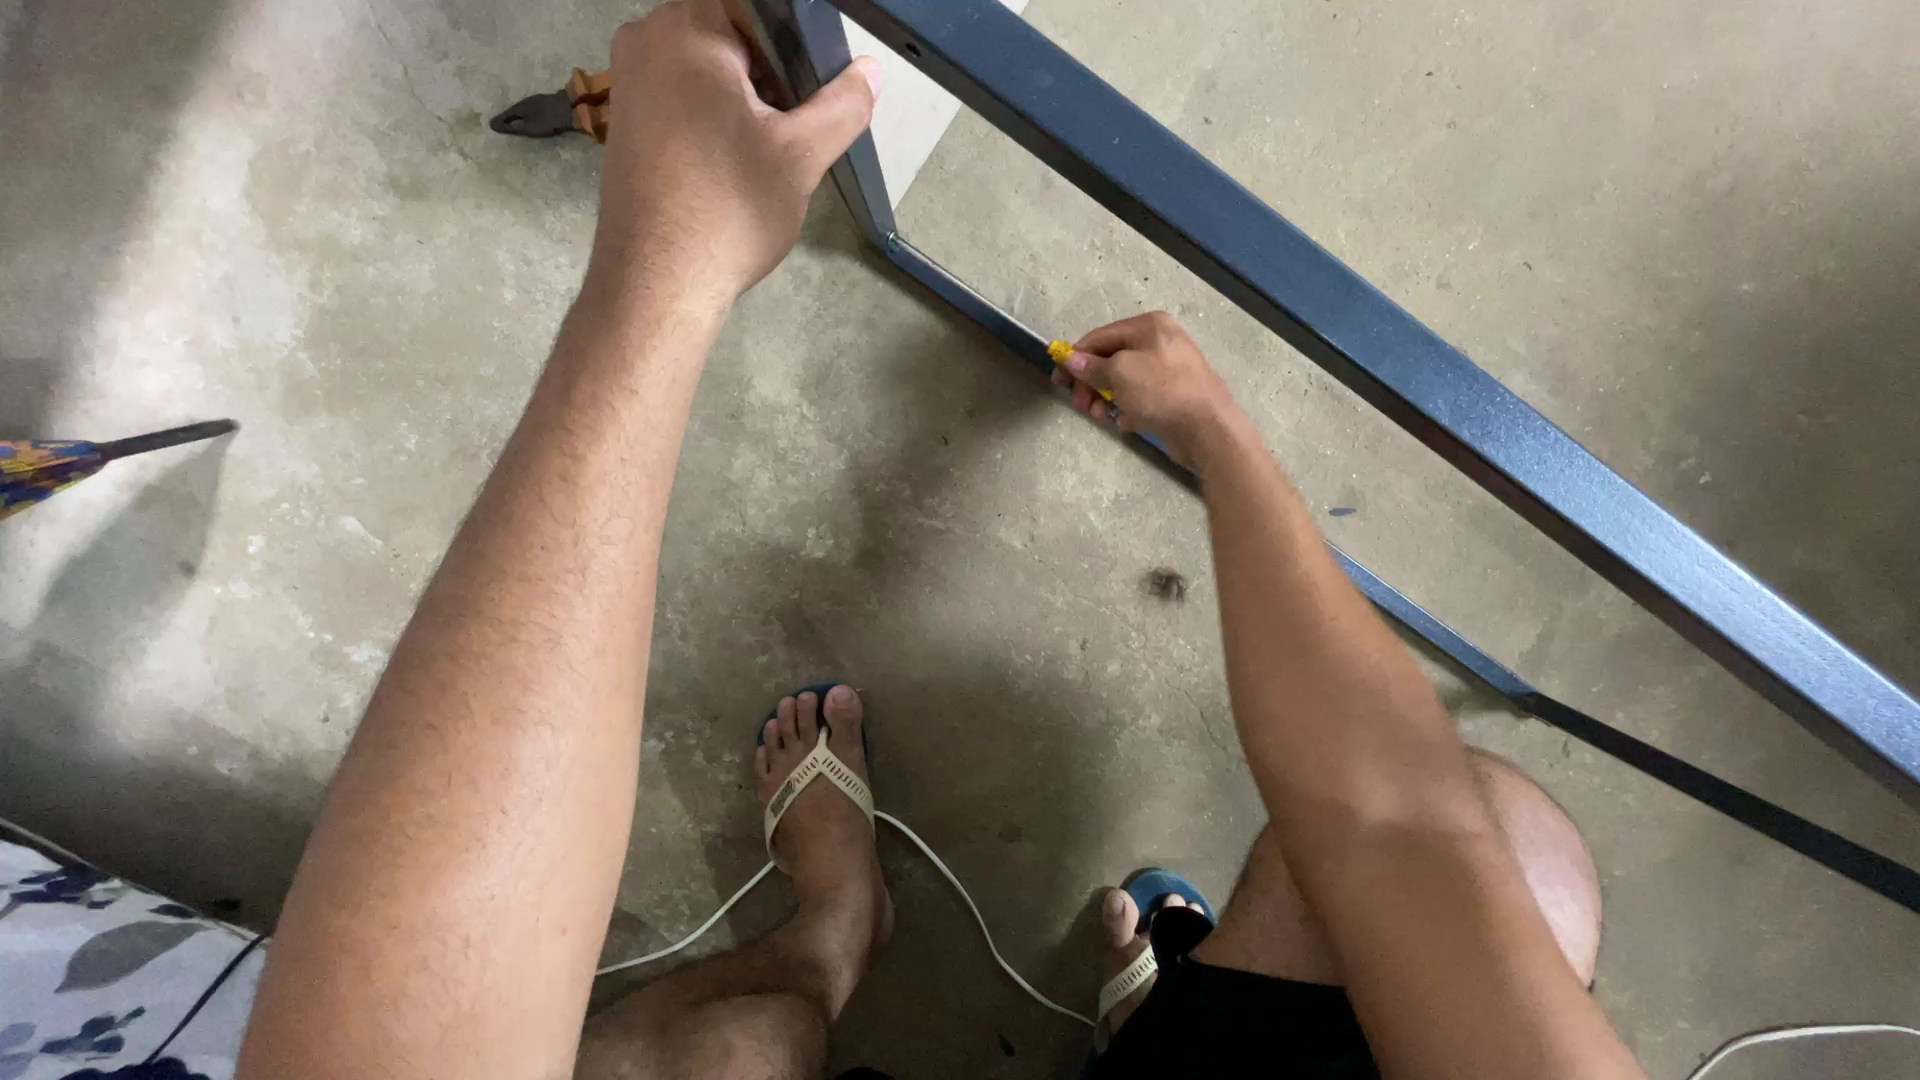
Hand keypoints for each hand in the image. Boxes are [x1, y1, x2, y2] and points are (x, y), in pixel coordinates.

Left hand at [588, 0, 881, 299]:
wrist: (659, 283)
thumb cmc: (731, 211)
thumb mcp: (802, 157)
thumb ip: (842, 105)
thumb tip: (869, 72)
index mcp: (688, 29)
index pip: (759, 9)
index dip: (795, 47)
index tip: (808, 96)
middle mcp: (645, 39)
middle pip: (730, 36)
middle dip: (770, 79)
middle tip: (790, 136)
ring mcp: (628, 83)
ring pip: (706, 72)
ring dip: (744, 105)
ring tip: (762, 159)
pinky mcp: (625, 123)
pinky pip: (681, 100)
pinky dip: (713, 123)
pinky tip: (729, 170)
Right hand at [1050, 311, 1245, 466]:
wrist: (1207, 427)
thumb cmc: (1162, 391)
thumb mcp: (1120, 373)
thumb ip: (1092, 366)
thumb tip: (1070, 359)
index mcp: (1148, 326)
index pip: (1100, 337)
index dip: (1076, 357)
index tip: (1058, 379)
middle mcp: (1159, 342)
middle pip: (1110, 359)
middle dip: (1090, 382)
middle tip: (1079, 405)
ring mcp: (1167, 369)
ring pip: (1123, 381)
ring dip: (1105, 398)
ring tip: (1101, 416)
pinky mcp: (1171, 395)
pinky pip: (1138, 397)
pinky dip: (1126, 408)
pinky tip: (1124, 422)